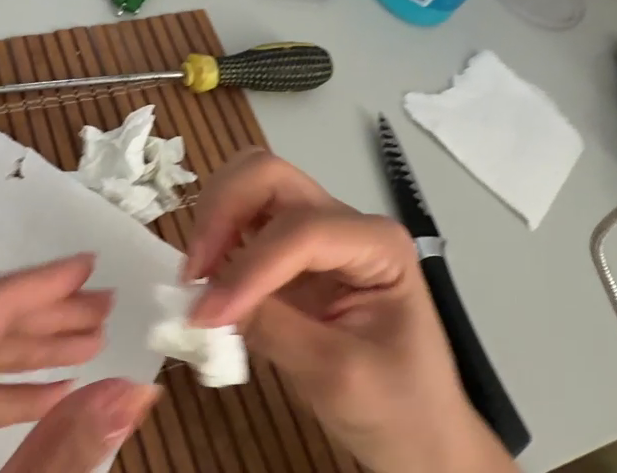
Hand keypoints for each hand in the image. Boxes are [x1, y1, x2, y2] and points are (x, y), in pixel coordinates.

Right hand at [184, 151, 515, 472]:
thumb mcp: (338, 377)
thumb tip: (204, 301)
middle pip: (268, 177)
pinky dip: (215, 236)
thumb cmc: (397, 410)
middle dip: (222, 212)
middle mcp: (345, 223)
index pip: (301, 231)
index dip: (249, 266)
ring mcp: (315, 233)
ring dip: (213, 218)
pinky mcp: (290, 253)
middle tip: (195, 270)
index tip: (207, 314)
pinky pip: (243, 220)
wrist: (421, 440)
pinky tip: (206, 279)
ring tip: (197, 275)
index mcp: (377, 245)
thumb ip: (272, 328)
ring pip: (250, 185)